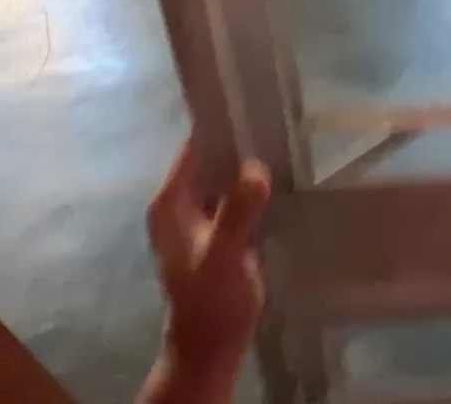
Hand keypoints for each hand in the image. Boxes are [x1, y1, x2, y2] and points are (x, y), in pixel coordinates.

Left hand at [143, 143, 270, 401]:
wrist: (212, 347)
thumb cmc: (212, 301)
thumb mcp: (224, 256)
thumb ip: (237, 213)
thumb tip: (256, 169)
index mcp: (169, 202)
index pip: (194, 145)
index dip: (221, 123)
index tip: (254, 102)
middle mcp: (178, 201)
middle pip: (209, 155)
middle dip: (240, 139)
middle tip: (276, 118)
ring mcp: (196, 214)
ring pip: (223, 172)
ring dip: (247, 160)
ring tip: (281, 139)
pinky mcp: (216, 226)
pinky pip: (233, 191)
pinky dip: (251, 182)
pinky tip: (278, 174)